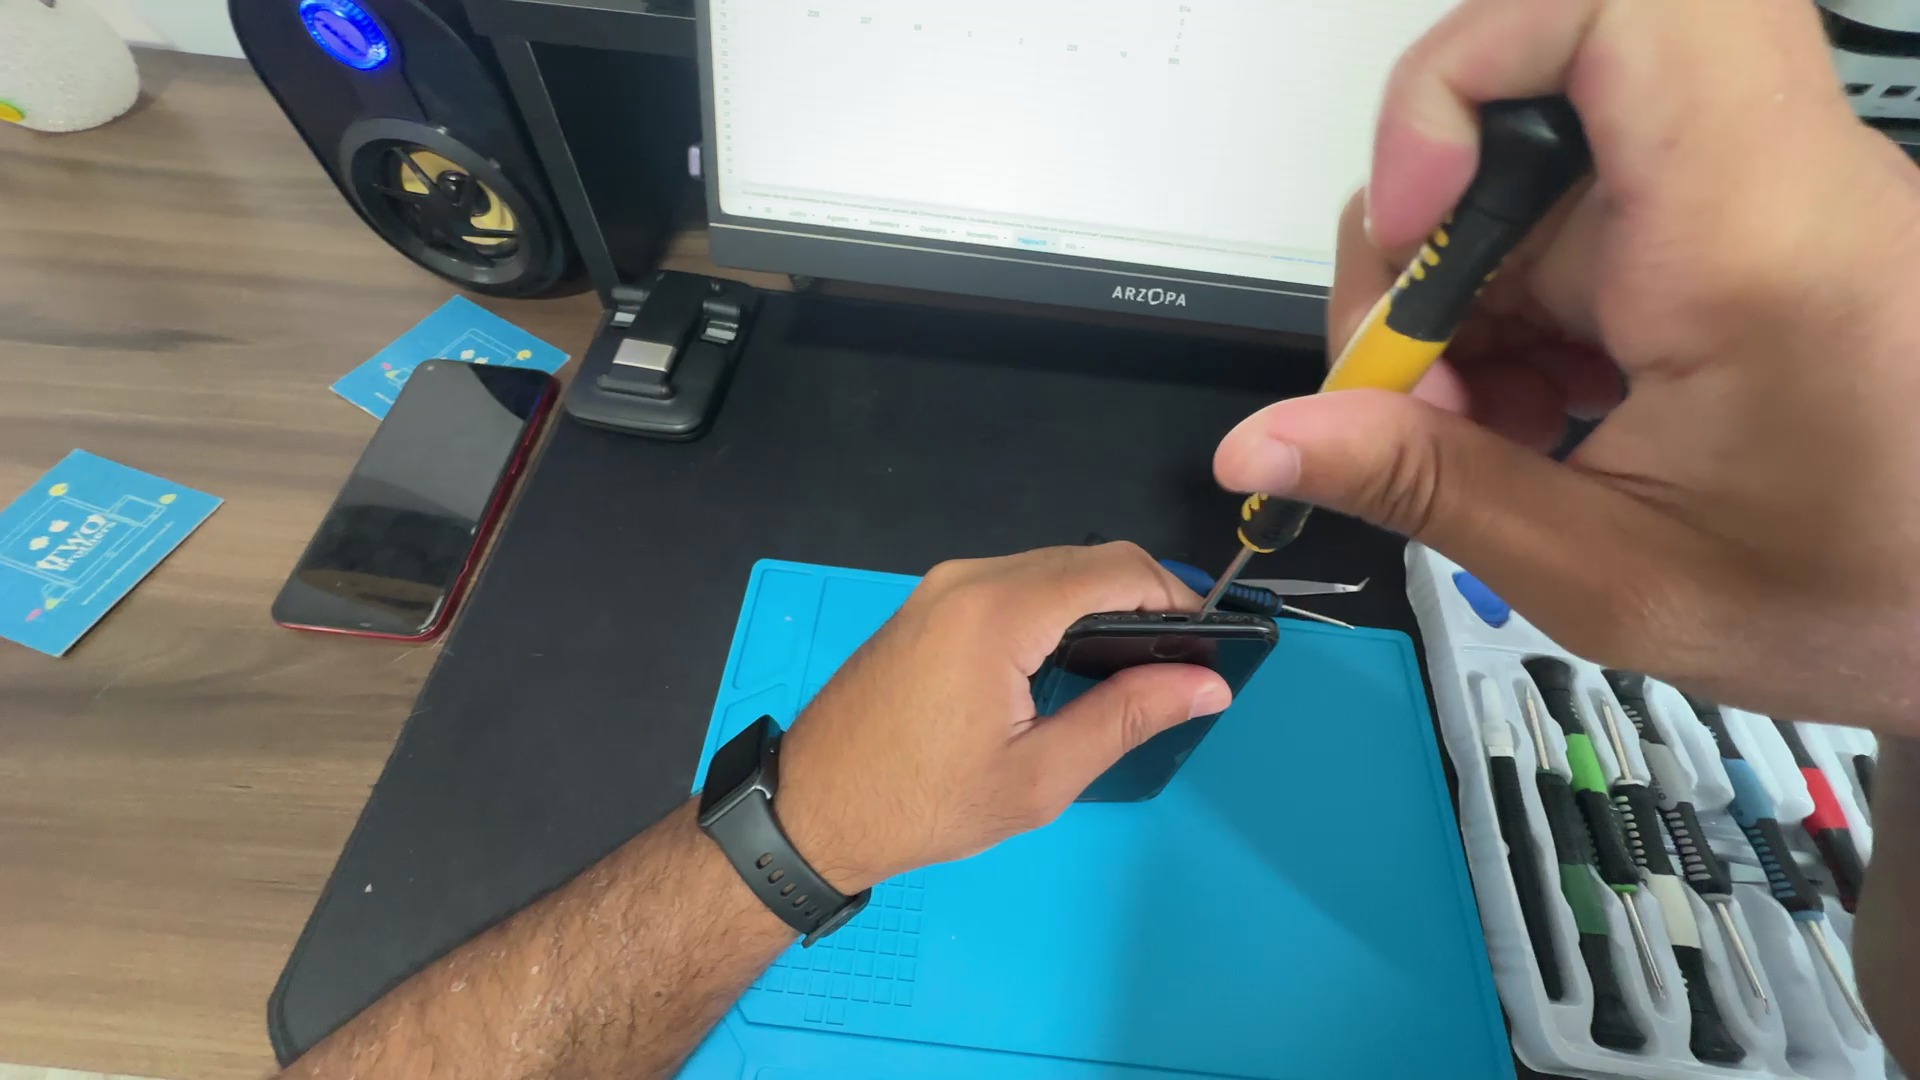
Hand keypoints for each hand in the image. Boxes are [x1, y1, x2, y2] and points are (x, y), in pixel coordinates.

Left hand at [769, 543, 1232, 891]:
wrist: (813, 804)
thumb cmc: (926, 801)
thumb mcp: (1039, 775)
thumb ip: (1127, 716)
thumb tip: (1207, 683)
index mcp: (998, 611)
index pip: (1113, 568)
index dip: (1173, 593)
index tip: (1206, 639)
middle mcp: (969, 577)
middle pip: (1081, 561)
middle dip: (1140, 597)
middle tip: (1173, 660)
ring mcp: (943, 584)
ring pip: (1047, 568)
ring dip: (1096, 602)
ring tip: (1129, 664)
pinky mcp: (930, 601)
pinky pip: (1012, 583)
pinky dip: (1054, 606)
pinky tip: (1068, 655)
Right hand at [1216, 0, 1919, 732]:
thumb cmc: (1839, 608)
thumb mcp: (1595, 574)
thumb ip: (1416, 488)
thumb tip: (1249, 448)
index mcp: (1753, 249)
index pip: (1627, 9)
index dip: (1465, 76)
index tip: (1408, 224)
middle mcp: (1747, 194)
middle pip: (1506, 131)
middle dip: (1404, 271)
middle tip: (1398, 402)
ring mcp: (1715, 219)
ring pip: (1496, 206)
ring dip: (1434, 323)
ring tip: (1466, 436)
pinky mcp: (1692, 251)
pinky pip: (1532, 255)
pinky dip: (1479, 339)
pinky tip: (1511, 423)